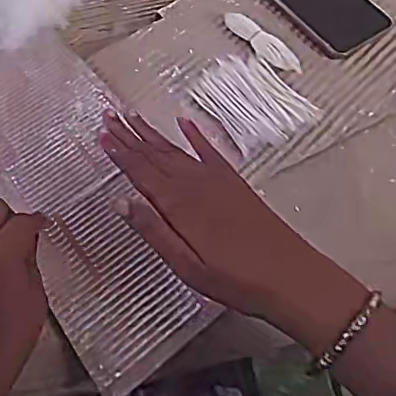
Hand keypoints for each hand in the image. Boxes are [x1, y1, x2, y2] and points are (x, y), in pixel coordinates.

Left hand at [0, 199, 47, 395]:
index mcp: (1, 251)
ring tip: (8, 261)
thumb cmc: (10, 339)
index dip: (36, 221)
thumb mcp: (35, 300)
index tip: (45, 226)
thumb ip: (31, 262)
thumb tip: (29, 241)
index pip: (21, 219)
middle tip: (25, 238)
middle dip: (12, 216)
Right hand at [101, 113, 368, 351]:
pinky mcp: (233, 183)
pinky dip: (194, 135)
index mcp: (177, 204)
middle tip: (108, 115)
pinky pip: (208, 151)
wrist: (295, 279)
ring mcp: (215, 180)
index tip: (101, 135)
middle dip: (128, 134)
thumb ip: (153, 231)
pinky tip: (184, 122)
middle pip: (153, 154)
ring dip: (151, 132)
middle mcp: (193, 184)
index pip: (140, 171)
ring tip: (132, 115)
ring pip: (174, 149)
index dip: (119, 152)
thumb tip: (120, 202)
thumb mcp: (187, 266)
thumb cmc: (236, 280)